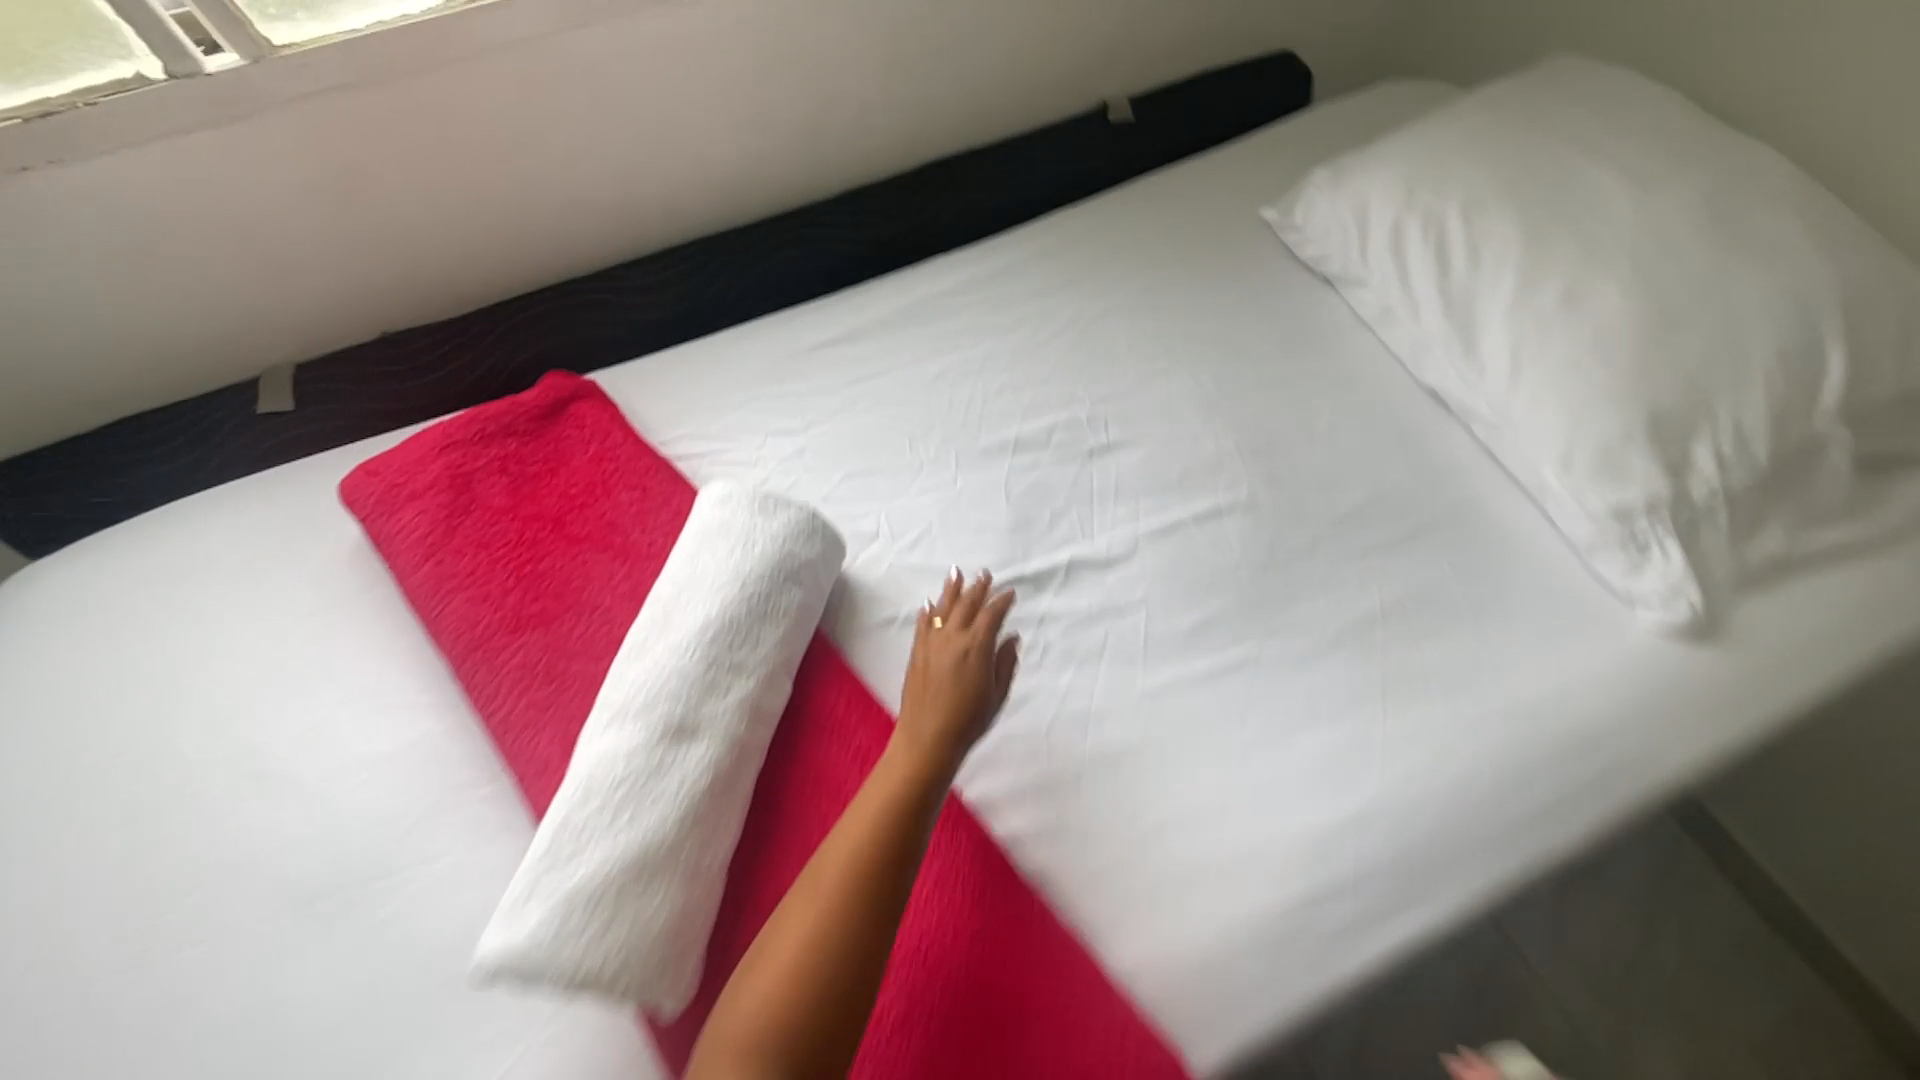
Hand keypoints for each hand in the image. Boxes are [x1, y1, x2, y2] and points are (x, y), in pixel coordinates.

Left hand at [893, 568, 1018, 776]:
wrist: (928, 737)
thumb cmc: (970, 721)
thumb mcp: (998, 694)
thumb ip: (1005, 663)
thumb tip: (1011, 637)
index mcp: (977, 647)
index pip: (992, 614)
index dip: (1002, 601)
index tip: (1010, 593)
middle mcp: (953, 638)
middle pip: (967, 604)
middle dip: (977, 587)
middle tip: (985, 574)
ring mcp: (932, 643)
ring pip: (943, 608)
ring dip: (952, 590)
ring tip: (957, 573)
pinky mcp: (917, 652)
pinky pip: (923, 624)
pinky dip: (928, 611)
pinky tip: (930, 603)